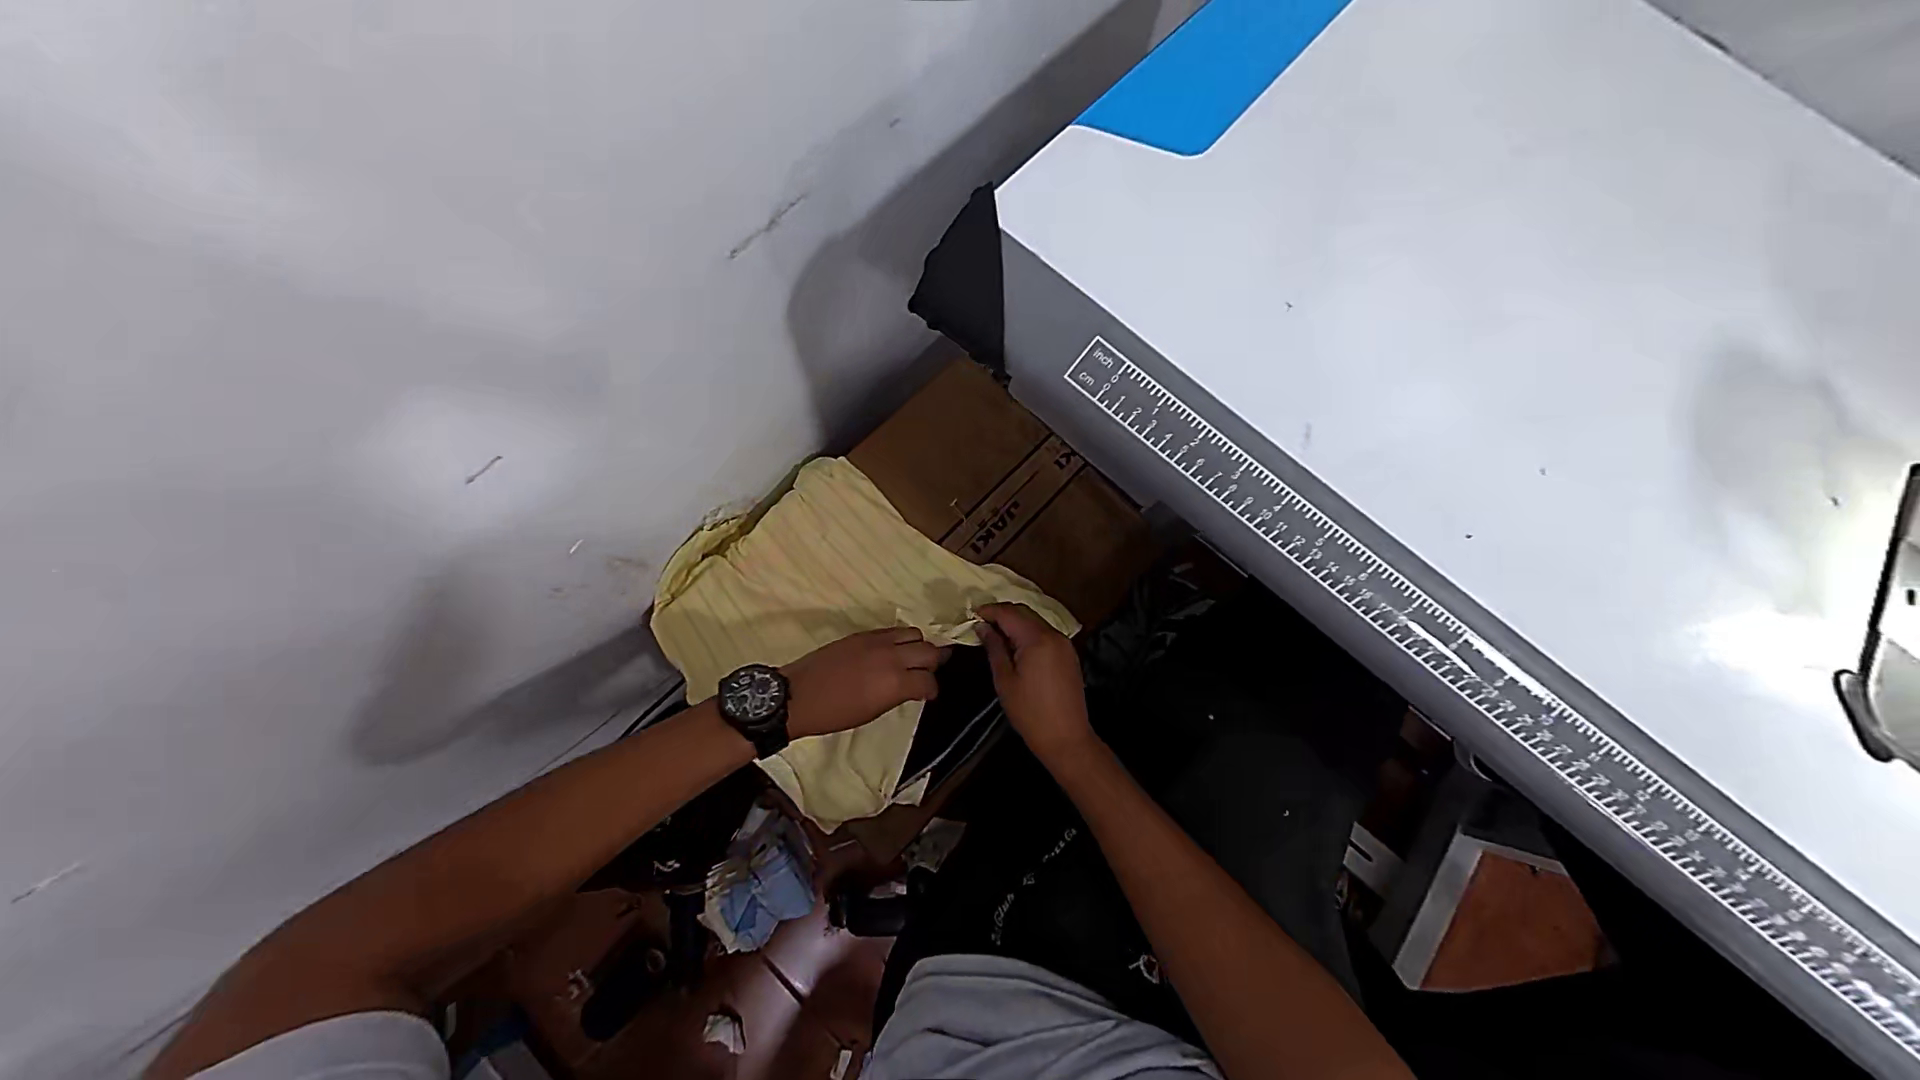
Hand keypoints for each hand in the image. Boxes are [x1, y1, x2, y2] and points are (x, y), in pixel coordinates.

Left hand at [780, 627, 950, 737]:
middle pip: (930, 651)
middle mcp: (891, 657)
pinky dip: (899, 640)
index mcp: (895, 683)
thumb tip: (913, 686)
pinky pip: (892, 630)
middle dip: (932, 664)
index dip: (932, 690)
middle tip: (924, 675)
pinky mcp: (863, 634)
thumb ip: (898, 695)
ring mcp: (877, 641)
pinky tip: (890, 653)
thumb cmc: (835, 714)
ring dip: (917, 647)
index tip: (928, 694)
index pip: (929, 680)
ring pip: (914, 633)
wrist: (798, 696)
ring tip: (908, 659)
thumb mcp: (873, 712)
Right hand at [977, 603, 1096, 762]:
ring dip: (1016, 622)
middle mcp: (1054, 635)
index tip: (972, 614)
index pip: (1010, 613)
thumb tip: (982, 627)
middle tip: (981, 623)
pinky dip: (1029, 632)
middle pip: (1025, 612)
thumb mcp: (1004, 680)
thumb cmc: (1030, 712)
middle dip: (1002, 614)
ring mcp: (1064, 643)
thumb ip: (994, 648)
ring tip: (995, 634)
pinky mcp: (1069, 654)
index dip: (990, 611)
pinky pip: (1046, 633)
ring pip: (1036, 621)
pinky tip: (1016, 645)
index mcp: (1037, 639)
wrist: (1066, 738)